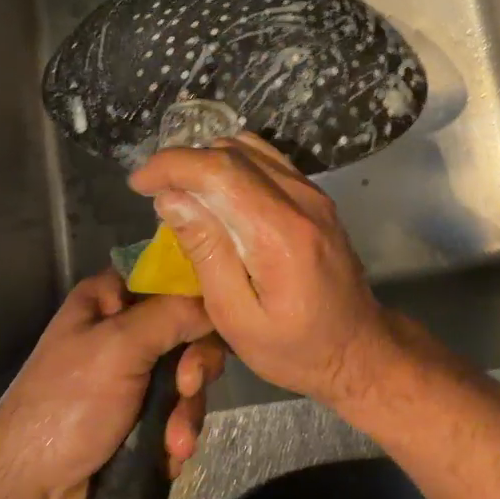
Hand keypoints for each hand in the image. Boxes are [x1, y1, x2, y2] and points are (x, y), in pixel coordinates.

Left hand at [0, 270, 226, 498]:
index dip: (193, 293)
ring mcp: (129, 379)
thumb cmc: (68, 404)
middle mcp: (119, 332)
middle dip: (193, 368)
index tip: (214, 317)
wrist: (32, 494)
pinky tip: (166, 457)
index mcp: (106, 300)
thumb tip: (216, 298)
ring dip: (185, 413)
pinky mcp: (138, 421)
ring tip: (173, 443)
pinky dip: (177, 436)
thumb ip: (172, 314)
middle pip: (184, 331)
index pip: (163, 275)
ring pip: (186, 379)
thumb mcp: (119, 347)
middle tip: (186, 388)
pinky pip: (177, 416)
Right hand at [129, 134, 389, 405]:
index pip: (219, 170)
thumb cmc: (295, 349)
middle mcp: (300, 199)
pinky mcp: (314, 195)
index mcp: (280, 234)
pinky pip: (265, 160)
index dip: (172, 165)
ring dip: (207, 162)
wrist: (360, 350)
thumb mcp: (237, 318)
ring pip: (248, 148)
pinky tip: (215, 196)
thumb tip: (171, 198)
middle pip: (231, 152)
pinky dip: (231, 165)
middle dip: (183, 163)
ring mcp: (312, 192)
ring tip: (182, 195)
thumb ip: (206, 252)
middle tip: (154, 194)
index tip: (139, 182)